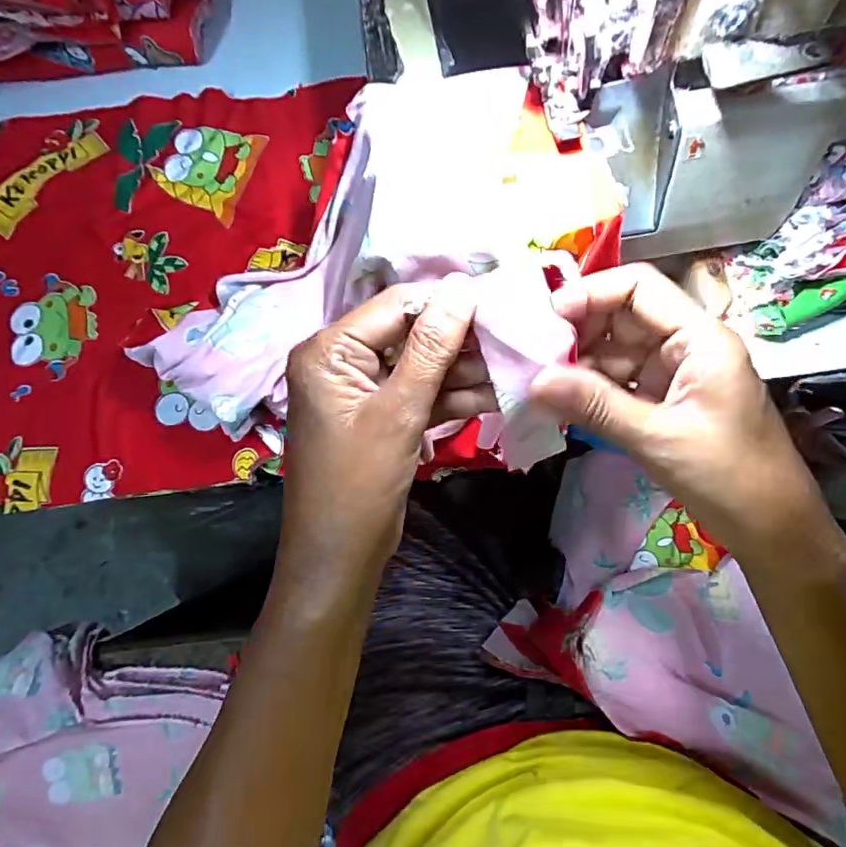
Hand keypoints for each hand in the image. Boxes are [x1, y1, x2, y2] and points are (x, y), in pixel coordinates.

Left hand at [281, 275, 493, 578]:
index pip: (396, 305)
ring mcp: (363, 390)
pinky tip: (499, 392)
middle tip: (516, 337)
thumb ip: (431, 349)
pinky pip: (421, 394)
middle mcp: (342, 361)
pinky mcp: (382, 415)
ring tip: (517, 365)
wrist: (339, 557)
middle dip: (462, 340)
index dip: (448, 302)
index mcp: (329, 349)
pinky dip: (454, 397)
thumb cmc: (358, 484)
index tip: (501, 303)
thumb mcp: (398, 413)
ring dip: (465, 370)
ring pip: (422, 366)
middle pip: (411, 333)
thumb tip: (462, 289)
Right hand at [528, 263, 817, 542]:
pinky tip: (562, 400)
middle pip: (622, 316)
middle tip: (534, 356)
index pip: (638, 287)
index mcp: (700, 338)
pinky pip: (621, 381)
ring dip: (579, 363)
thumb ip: (595, 405)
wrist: (772, 528)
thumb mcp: (657, 438)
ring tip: (539, 381)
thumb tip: (534, 382)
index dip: (590, 294)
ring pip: (616, 351)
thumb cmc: (727, 476)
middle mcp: (686, 346)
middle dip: (578, 332)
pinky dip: (592, 389)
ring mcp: (675, 373)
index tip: (547, 321)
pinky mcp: (666, 400)